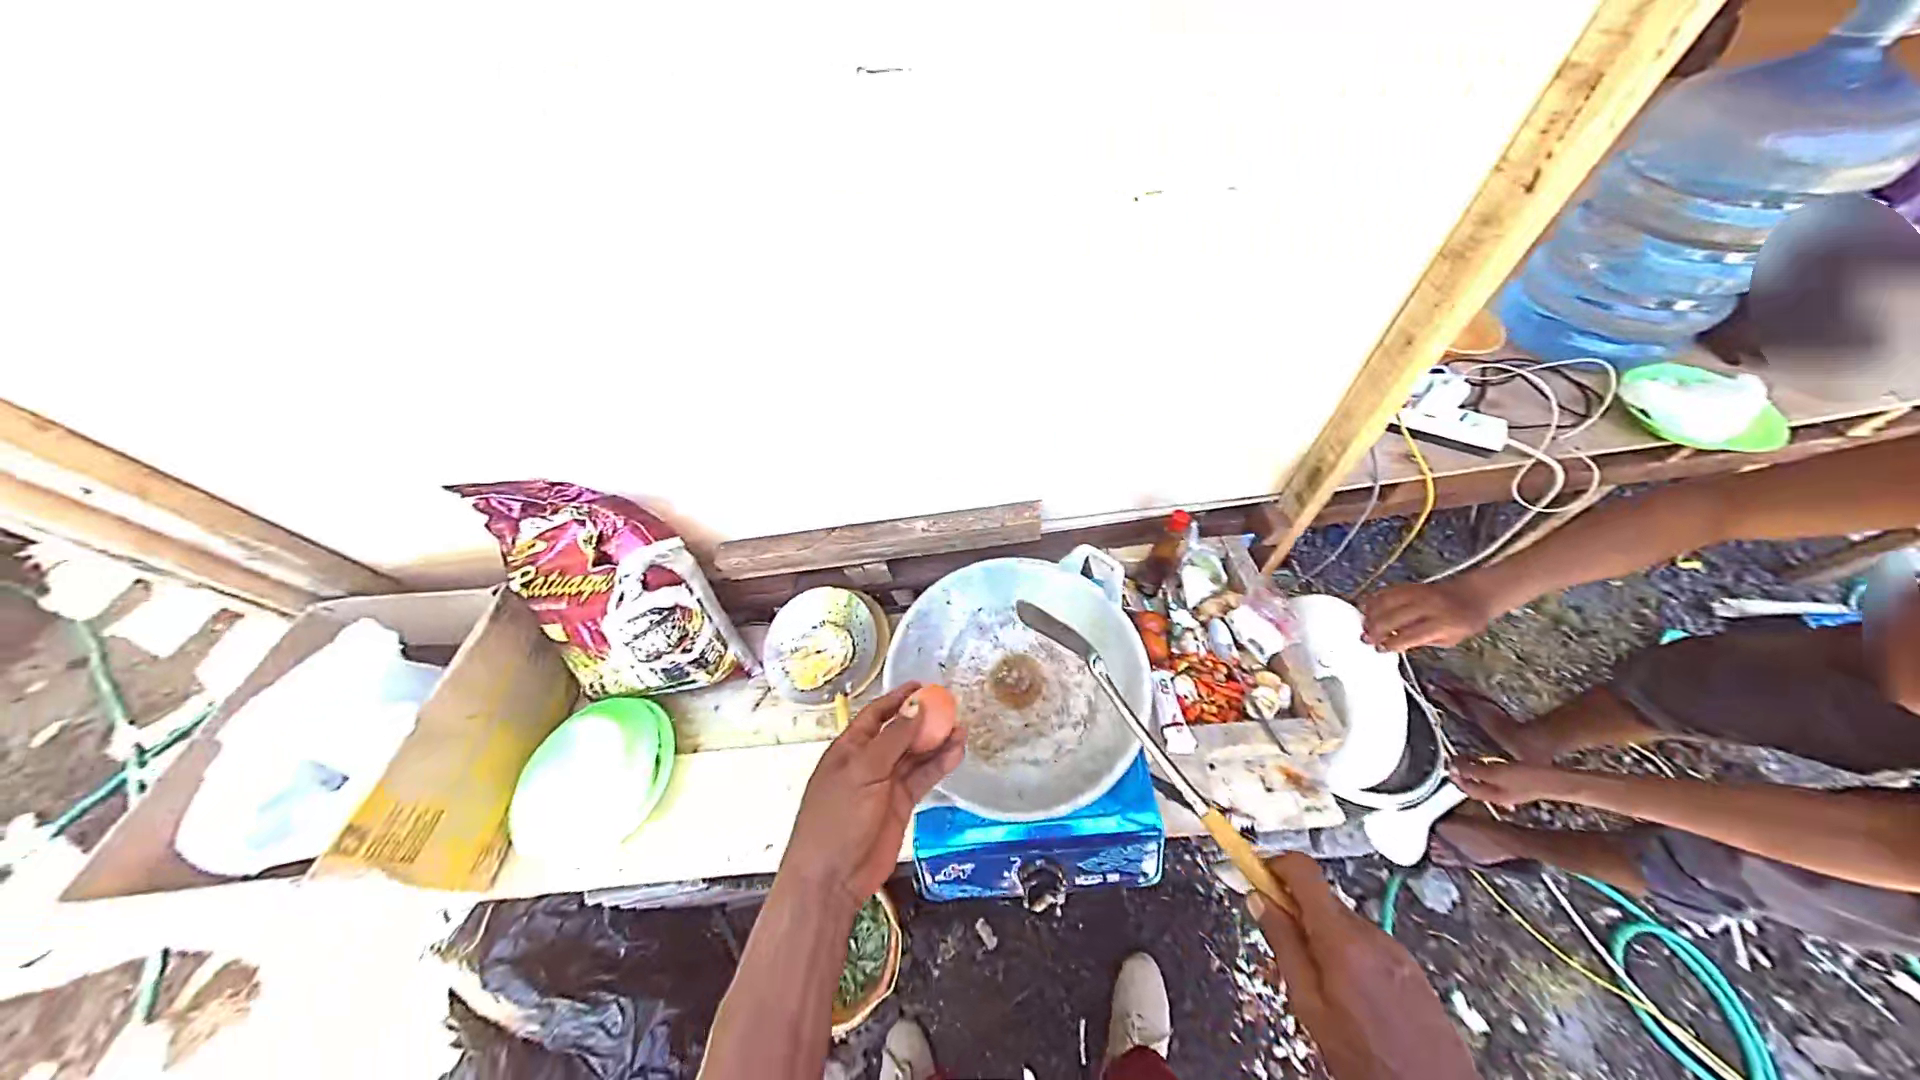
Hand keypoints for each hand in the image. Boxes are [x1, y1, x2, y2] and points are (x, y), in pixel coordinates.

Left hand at [781, 682, 965, 912]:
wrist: (832, 877)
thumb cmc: (836, 819)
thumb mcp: (863, 772)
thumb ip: (893, 739)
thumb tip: (916, 707)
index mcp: (850, 748)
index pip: (876, 714)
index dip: (898, 699)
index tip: (921, 685)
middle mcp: (868, 762)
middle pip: (901, 733)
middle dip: (924, 720)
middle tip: (951, 708)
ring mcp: (885, 784)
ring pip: (916, 756)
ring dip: (937, 743)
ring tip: (961, 730)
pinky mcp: (901, 804)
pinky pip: (923, 778)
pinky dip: (939, 766)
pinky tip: (956, 754)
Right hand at [1246, 854, 1477, 1079]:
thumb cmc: (1368, 1060)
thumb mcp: (1308, 1004)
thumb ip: (1283, 944)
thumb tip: (1258, 900)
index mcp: (1342, 939)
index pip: (1302, 869)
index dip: (1273, 865)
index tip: (1255, 876)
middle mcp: (1371, 933)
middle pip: (1320, 897)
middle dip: (1293, 911)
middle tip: (1279, 945)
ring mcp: (1394, 948)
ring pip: (1341, 922)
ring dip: (1319, 936)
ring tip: (1316, 984)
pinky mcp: (1408, 965)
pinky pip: (1364, 942)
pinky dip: (1345, 952)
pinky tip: (1346, 993)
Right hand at [1360, 578, 1496, 650]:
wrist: (1472, 595)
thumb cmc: (1464, 622)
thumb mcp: (1450, 639)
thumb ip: (1422, 642)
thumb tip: (1394, 644)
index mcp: (1443, 623)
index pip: (1409, 635)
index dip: (1391, 643)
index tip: (1380, 649)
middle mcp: (1428, 605)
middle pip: (1392, 617)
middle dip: (1375, 630)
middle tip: (1365, 639)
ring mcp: (1416, 593)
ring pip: (1384, 602)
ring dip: (1370, 615)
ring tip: (1364, 626)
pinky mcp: (1408, 585)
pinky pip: (1384, 592)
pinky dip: (1372, 601)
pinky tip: (1367, 611)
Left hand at [1449, 759, 1575, 808]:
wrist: (1559, 780)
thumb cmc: (1528, 778)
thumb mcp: (1495, 773)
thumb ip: (1472, 771)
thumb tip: (1454, 768)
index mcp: (1493, 796)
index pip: (1467, 789)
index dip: (1456, 776)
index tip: (1449, 765)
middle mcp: (1501, 796)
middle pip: (1476, 784)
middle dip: (1465, 773)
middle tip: (1457, 761)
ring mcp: (1512, 790)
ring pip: (1487, 780)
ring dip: (1476, 770)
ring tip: (1469, 759)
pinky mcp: (1522, 783)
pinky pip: (1499, 776)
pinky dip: (1490, 769)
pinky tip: (1490, 762)